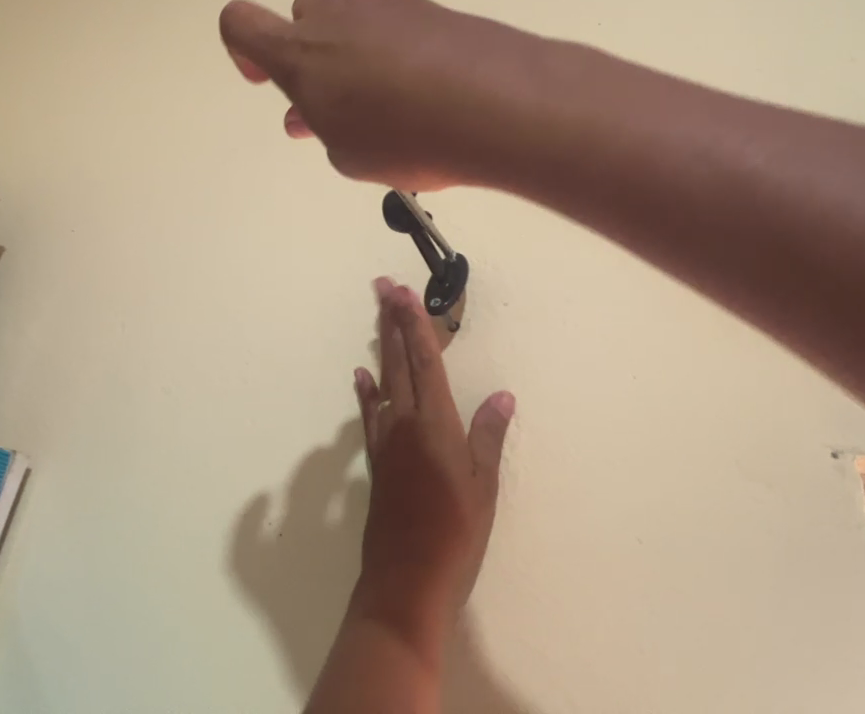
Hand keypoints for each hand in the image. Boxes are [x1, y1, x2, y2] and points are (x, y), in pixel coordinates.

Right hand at [219, 0, 554, 190]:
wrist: (500, 105)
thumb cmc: (406, 138)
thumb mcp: (349, 155)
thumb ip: (324, 128)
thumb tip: (320, 114)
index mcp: (300, 52)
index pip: (239, 23)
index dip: (243, 50)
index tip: (266, 81)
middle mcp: (337, 16)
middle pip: (303, 18)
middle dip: (310, 56)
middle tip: (333, 104)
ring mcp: (386, 6)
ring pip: (352, 21)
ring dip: (354, 55)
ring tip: (386, 108)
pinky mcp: (431, 8)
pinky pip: (395, 26)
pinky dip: (397, 53)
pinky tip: (425, 93)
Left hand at [349, 277, 514, 655]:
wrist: (407, 578)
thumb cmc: (455, 533)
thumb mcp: (484, 486)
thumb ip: (488, 437)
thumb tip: (502, 395)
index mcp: (435, 424)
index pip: (424, 362)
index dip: (414, 325)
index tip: (403, 293)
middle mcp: (405, 423)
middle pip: (397, 362)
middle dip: (390, 322)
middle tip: (381, 286)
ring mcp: (386, 441)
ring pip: (383, 382)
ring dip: (380, 347)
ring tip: (378, 317)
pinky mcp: (376, 461)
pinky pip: (370, 416)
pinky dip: (366, 393)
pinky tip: (361, 377)